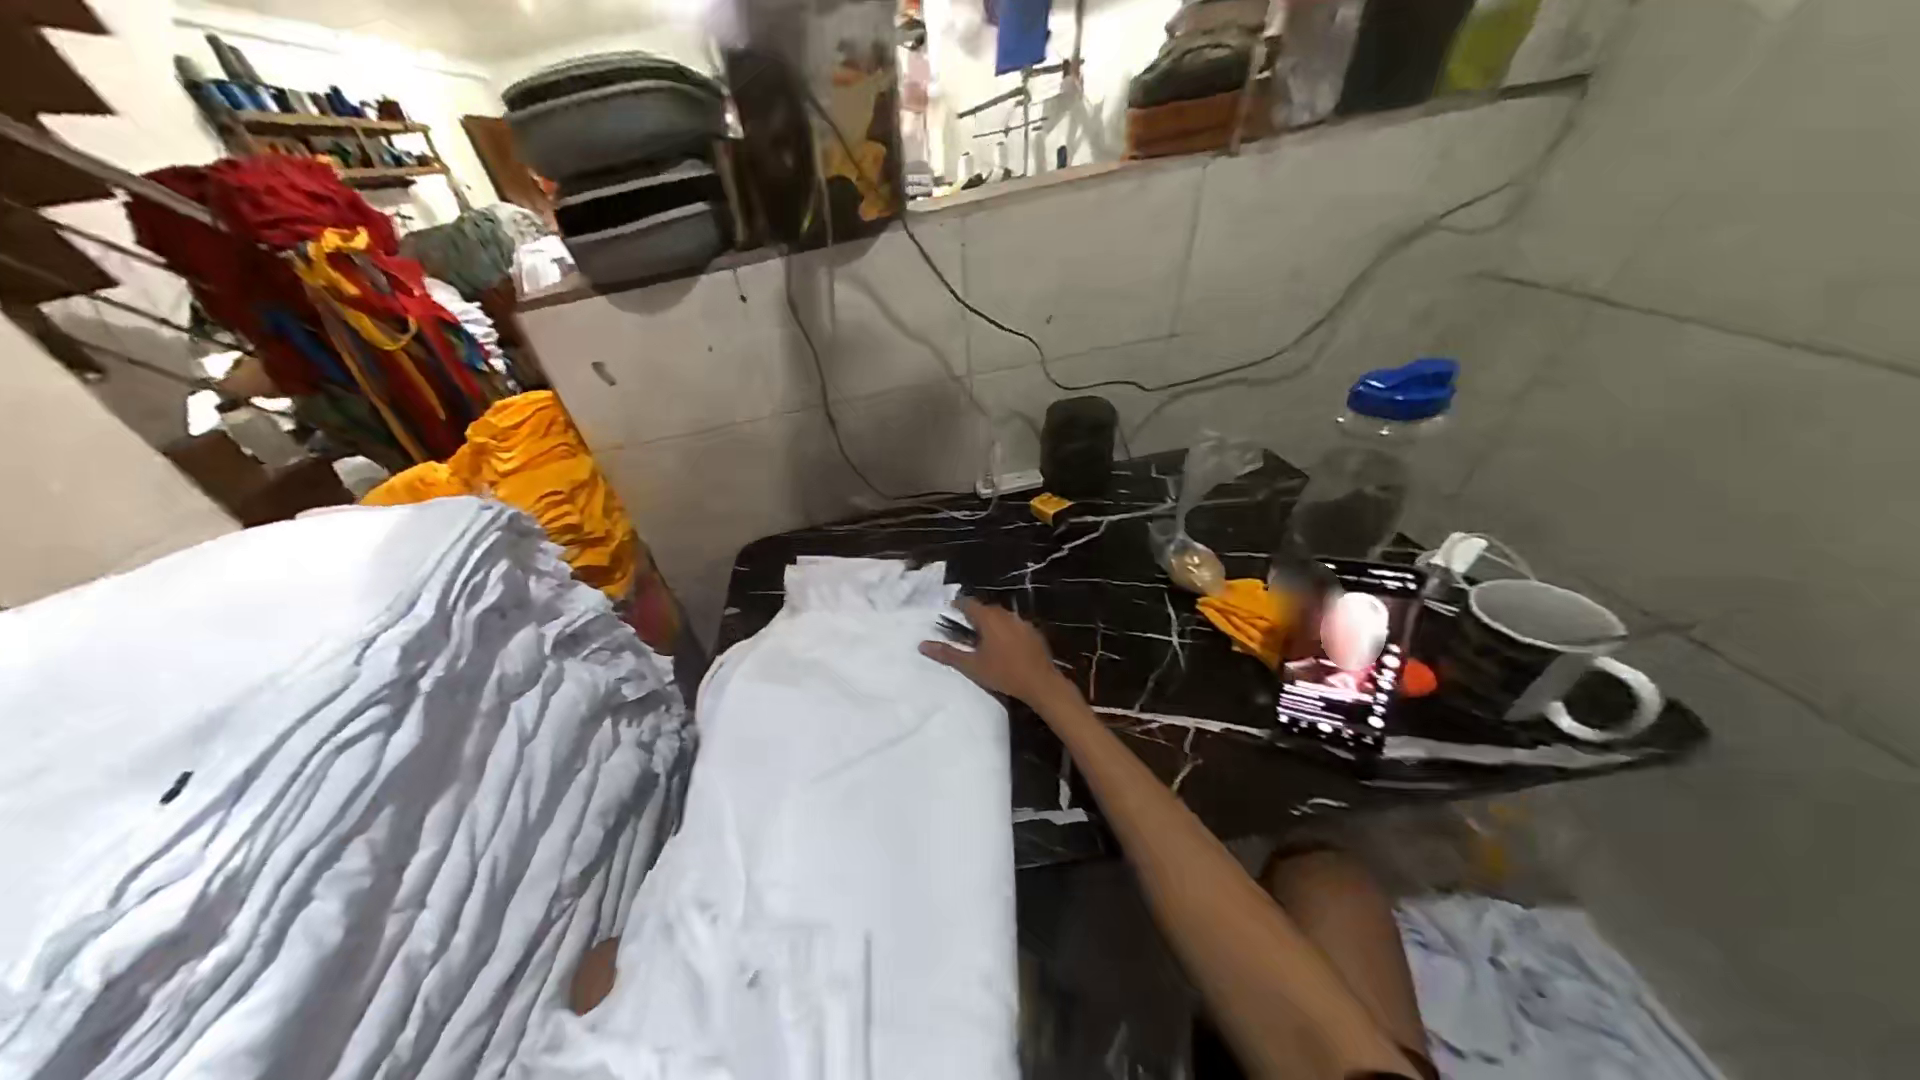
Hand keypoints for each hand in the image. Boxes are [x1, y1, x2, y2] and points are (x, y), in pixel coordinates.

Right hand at [920, 598, 1077, 705]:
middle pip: (986, 609)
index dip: (958, 605)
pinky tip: (1005, 646)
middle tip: (965, 628)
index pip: (969, 603)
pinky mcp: (1033, 632)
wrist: (1040, 683)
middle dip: (974, 616)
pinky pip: (1015, 625)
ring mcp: (1022, 622)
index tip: (950, 611)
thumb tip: (922, 645)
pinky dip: (1006, 631)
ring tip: (984, 638)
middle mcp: (1006, 614)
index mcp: (988, 618)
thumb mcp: (971, 666)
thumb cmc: (1003, 673)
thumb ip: (947, 654)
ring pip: (1002, 616)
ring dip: (991, 623)